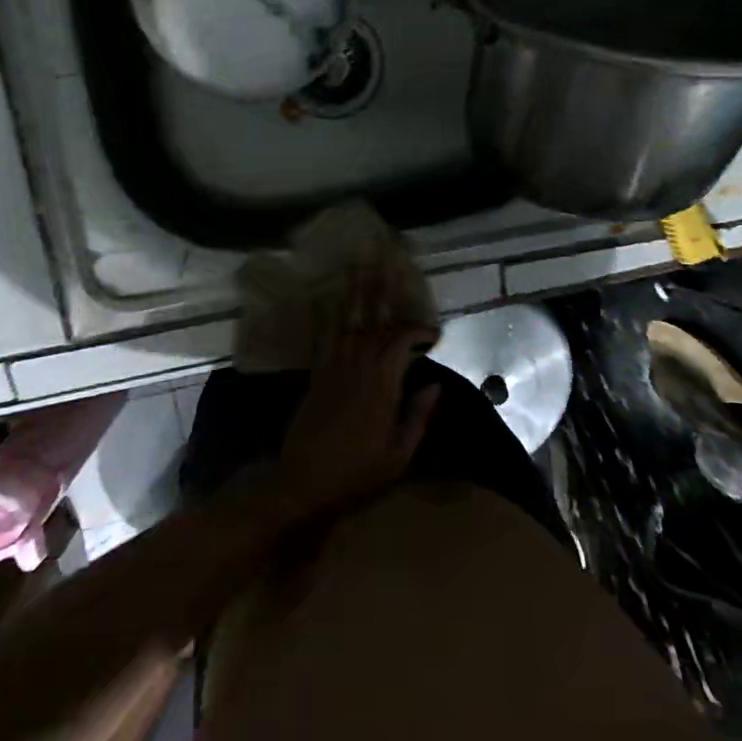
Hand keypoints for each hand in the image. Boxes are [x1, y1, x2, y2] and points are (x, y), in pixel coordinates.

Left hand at [264, 268, 439, 521]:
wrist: (305, 482)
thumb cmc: (358, 473)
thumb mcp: (399, 454)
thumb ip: (419, 416)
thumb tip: (436, 384)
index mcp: (381, 385)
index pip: (401, 343)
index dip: (417, 331)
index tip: (433, 333)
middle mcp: (356, 366)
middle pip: (373, 321)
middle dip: (383, 289)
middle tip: (391, 258)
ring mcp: (332, 367)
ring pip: (348, 321)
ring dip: (355, 292)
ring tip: (360, 264)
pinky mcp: (315, 373)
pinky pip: (323, 336)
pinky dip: (326, 314)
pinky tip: (326, 295)